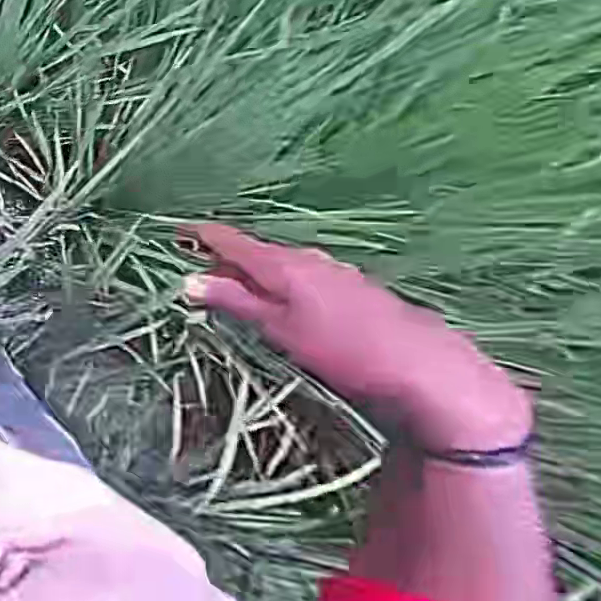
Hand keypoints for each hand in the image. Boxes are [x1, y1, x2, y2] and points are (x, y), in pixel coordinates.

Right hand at [179, 223, 530, 452]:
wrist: (426, 367)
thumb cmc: (342, 349)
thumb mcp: (278, 328)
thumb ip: (234, 301)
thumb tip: (188, 279)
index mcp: (282, 263)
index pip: (230, 239)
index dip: (200, 235)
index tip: (174, 232)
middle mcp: (305, 258)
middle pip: (253, 250)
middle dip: (223, 257)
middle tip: (196, 270)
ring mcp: (331, 270)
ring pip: (278, 263)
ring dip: (251, 272)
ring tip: (232, 288)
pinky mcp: (349, 287)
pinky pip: (299, 274)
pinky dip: (277, 281)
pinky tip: (279, 301)